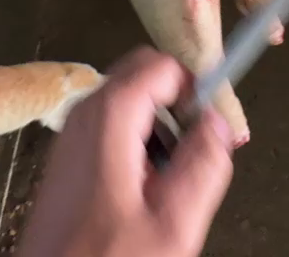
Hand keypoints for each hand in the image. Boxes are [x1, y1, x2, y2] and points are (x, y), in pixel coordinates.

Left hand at [18, 49, 233, 256]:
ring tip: (171, 175)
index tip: (210, 121)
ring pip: (129, 97)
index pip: (162, 63)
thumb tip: (218, 122)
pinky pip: (112, 122)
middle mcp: (86, 112)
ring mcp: (73, 131)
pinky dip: (138, 138)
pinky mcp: (69, 154)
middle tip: (197, 145)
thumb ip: (203, 166)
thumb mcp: (172, 224)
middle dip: (177, 100)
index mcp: (109, 115)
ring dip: (159, 121)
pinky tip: (145, 186)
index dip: (194, 85)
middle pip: (143, 72)